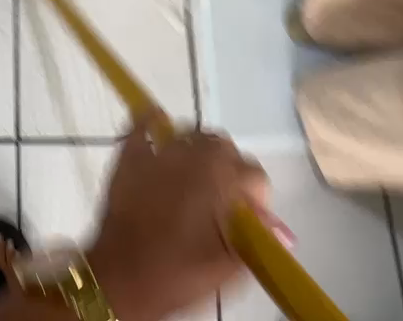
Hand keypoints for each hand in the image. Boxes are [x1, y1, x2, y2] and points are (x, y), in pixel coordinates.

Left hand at [84, 115, 282, 320]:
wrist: (119, 278)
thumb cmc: (176, 275)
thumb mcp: (225, 267)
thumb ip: (257, 242)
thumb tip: (283, 232)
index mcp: (220, 179)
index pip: (254, 173)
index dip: (255, 197)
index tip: (247, 218)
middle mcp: (191, 154)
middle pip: (223, 146)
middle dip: (229, 169)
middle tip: (222, 201)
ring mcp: (157, 150)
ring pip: (189, 132)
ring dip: (197, 149)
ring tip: (194, 179)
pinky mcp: (128, 153)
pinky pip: (142, 124)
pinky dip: (153, 124)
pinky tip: (159, 137)